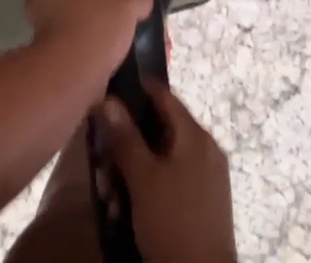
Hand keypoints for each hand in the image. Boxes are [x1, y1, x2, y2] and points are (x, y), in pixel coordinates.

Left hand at [19, 0, 152, 52]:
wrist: (72, 67)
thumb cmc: (97, 20)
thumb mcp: (129, 2)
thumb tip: (138, 0)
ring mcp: (38, 14)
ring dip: (49, 0)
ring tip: (73, 7)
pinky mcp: (40, 42)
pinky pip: (49, 28)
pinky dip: (61, 28)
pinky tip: (81, 36)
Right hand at [99, 82, 237, 262]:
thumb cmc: (172, 221)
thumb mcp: (142, 178)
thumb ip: (125, 137)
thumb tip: (107, 98)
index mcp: (196, 136)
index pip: (165, 95)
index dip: (137, 88)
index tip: (107, 90)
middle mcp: (206, 148)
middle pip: (163, 126)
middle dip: (130, 135)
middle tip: (102, 145)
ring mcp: (208, 175)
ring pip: (164, 154)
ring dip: (136, 161)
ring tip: (111, 179)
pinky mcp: (204, 198)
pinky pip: (173, 175)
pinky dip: (150, 178)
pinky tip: (130, 198)